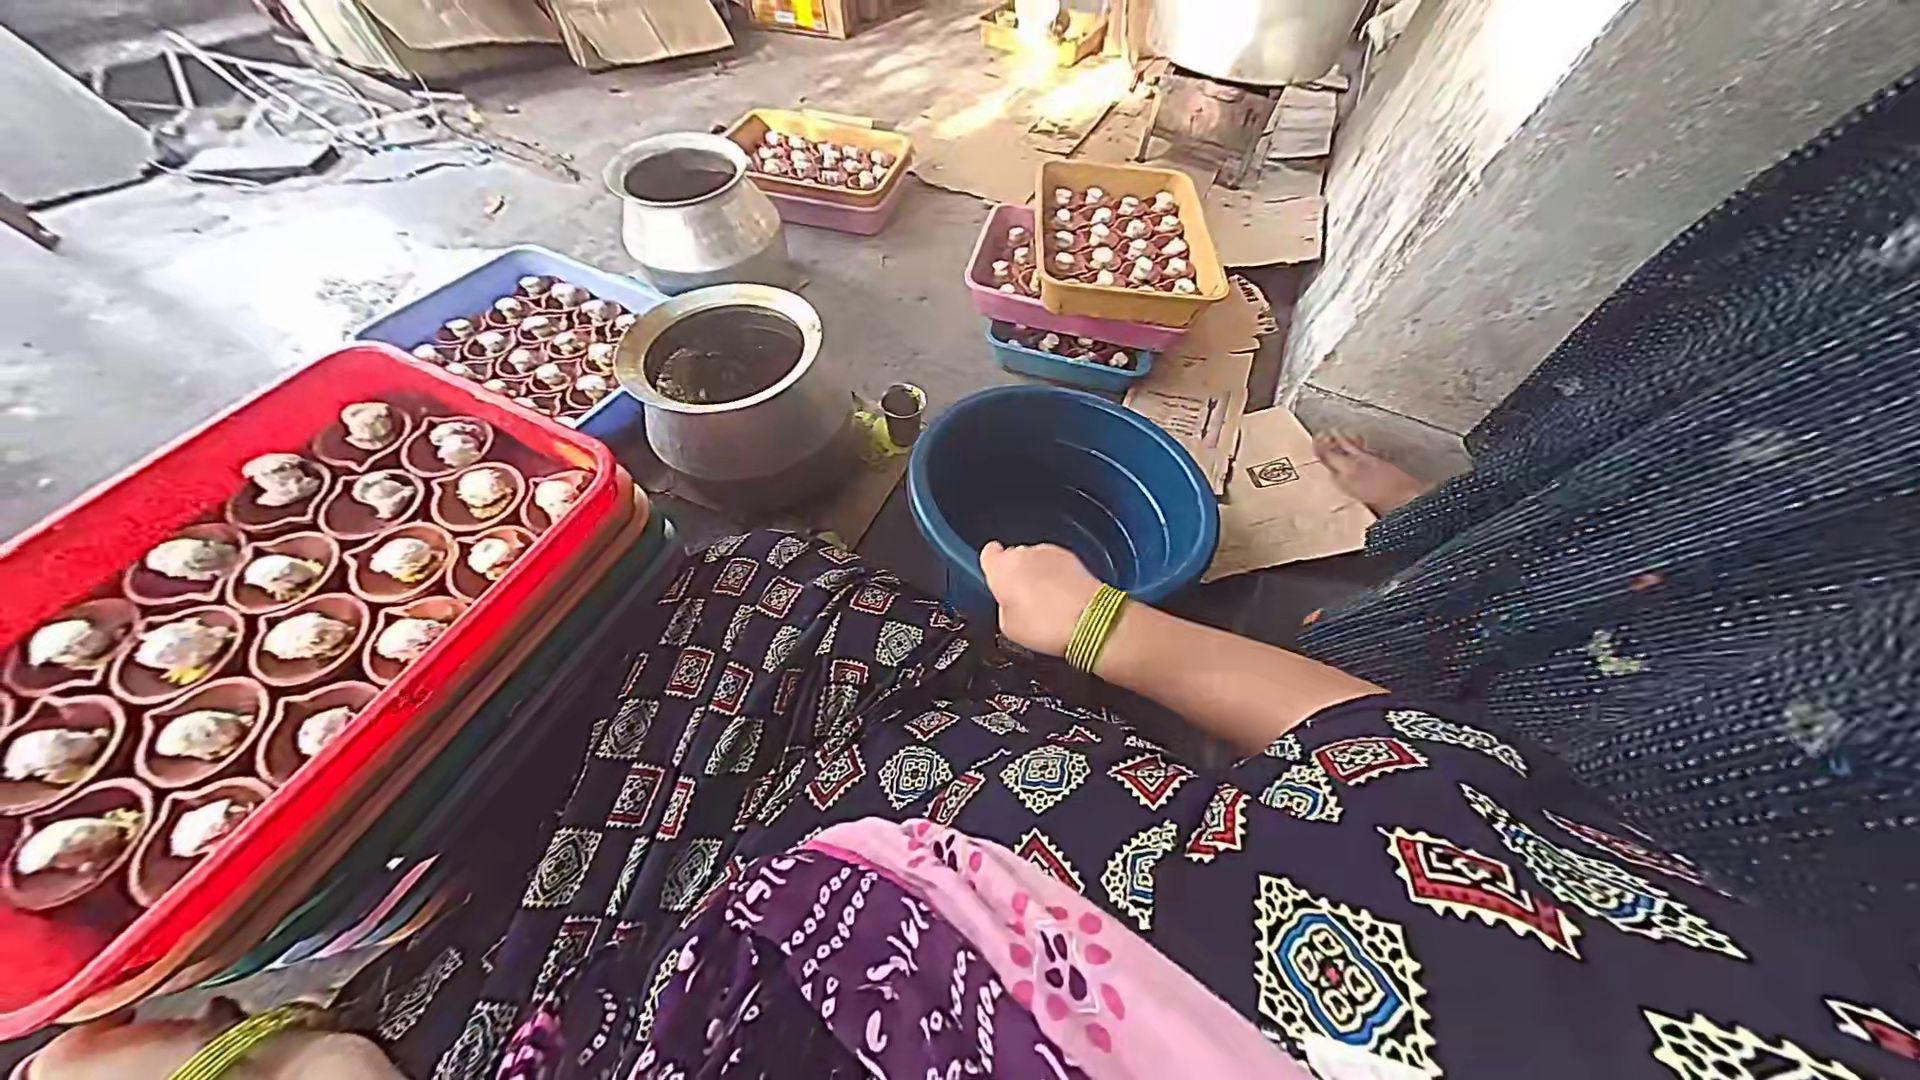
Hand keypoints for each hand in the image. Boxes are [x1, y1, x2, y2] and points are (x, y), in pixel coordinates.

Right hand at [978, 541, 1101, 656]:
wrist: (1089, 621)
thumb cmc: (1047, 625)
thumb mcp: (1008, 628)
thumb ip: (1002, 607)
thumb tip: (1009, 604)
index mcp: (1001, 568)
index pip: (987, 554)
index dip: (991, 567)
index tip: (996, 580)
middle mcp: (1023, 554)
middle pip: (1012, 558)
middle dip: (1016, 575)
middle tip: (1022, 602)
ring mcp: (1049, 553)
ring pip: (1035, 560)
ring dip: (1038, 575)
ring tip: (1046, 605)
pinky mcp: (1072, 557)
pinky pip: (1056, 565)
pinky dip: (1057, 577)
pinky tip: (1062, 600)